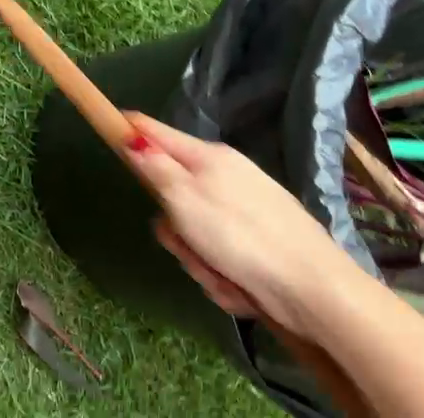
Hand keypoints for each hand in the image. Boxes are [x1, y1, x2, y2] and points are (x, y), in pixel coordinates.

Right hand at [121, 112, 366, 335]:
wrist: (319, 294)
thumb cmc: (242, 237)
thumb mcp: (184, 198)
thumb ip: (153, 165)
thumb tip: (129, 134)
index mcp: (209, 158)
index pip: (153, 130)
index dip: (125, 130)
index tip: (104, 136)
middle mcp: (226, 179)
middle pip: (169, 192)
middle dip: (171, 225)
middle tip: (183, 240)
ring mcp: (245, 213)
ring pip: (192, 230)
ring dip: (196, 257)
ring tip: (218, 272)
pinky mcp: (259, 247)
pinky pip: (218, 255)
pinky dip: (221, 274)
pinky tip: (239, 286)